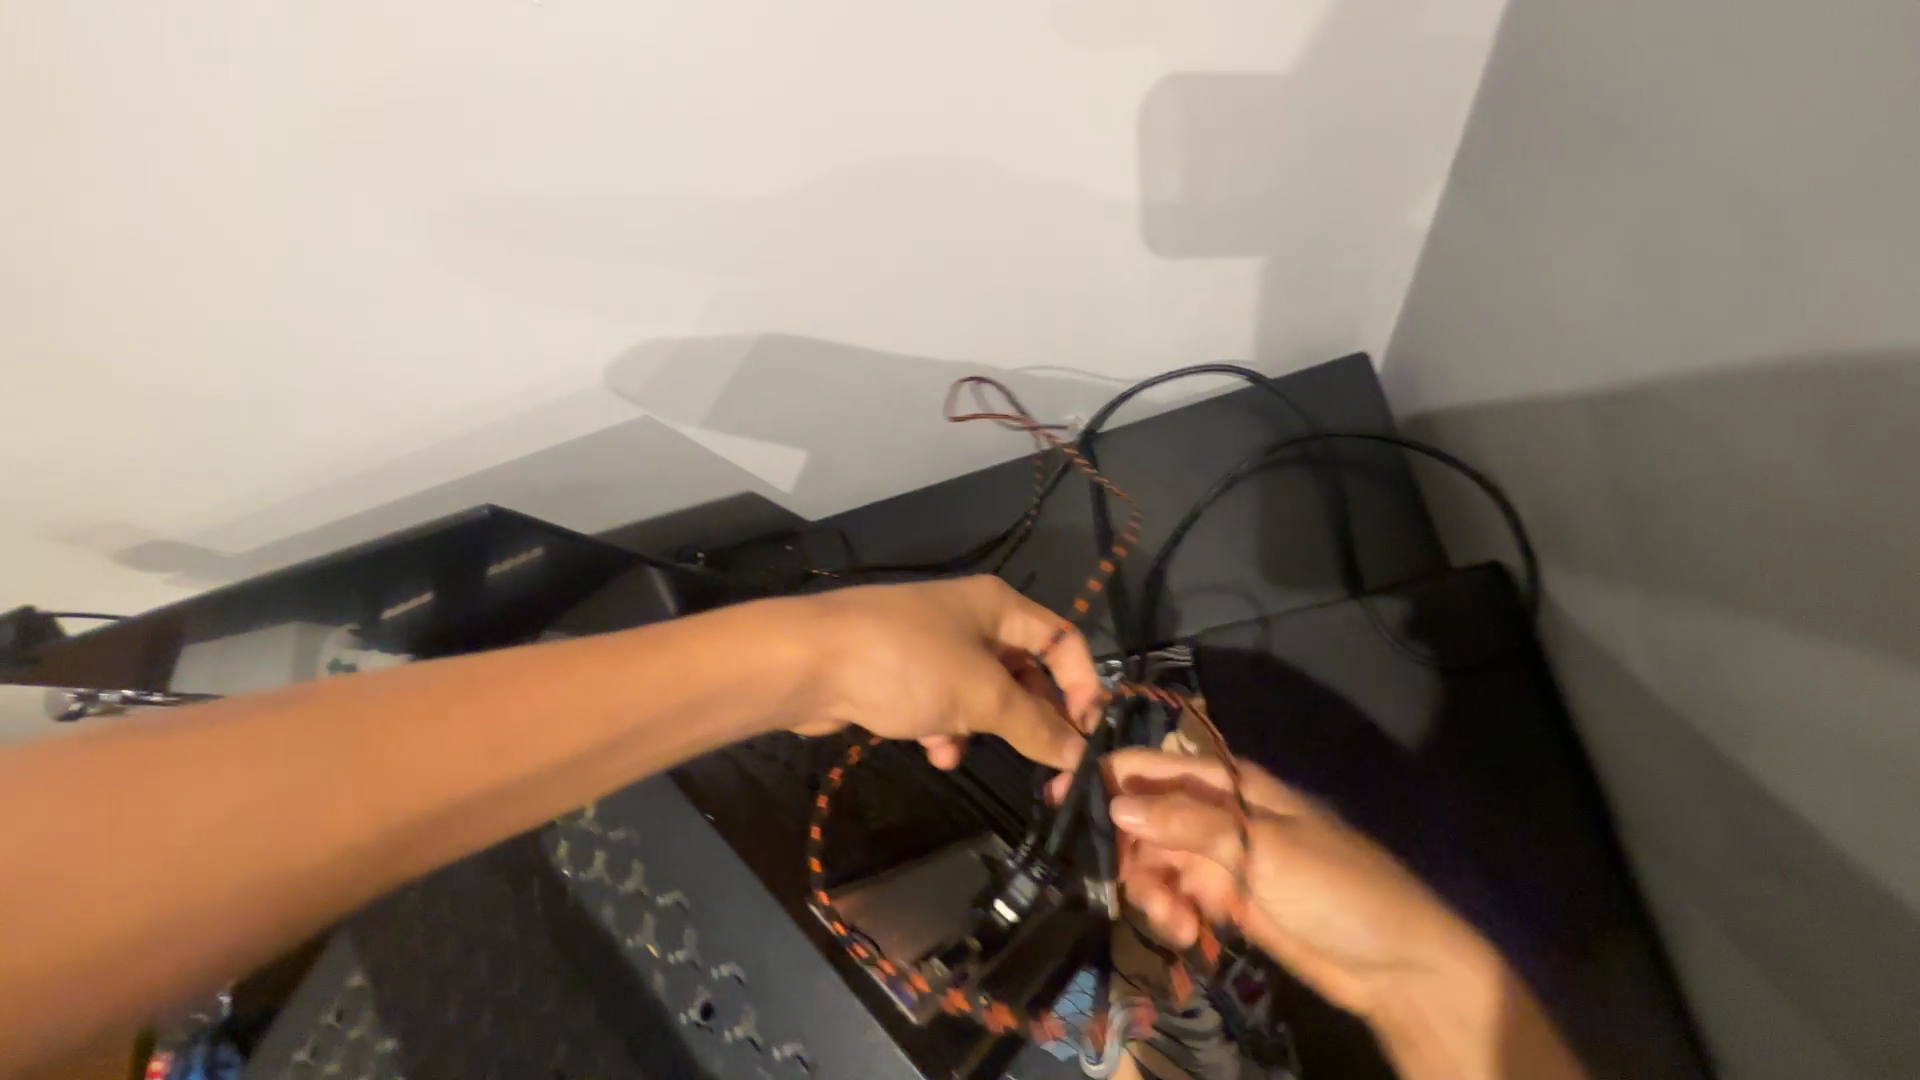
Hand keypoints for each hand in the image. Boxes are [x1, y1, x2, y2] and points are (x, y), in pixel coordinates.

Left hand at [788, 576, 1100, 768]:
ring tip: (961, 748)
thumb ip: (1034, 724)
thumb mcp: (981, 695)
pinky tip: (932, 748)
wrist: (807, 662)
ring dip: (980, 728)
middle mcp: (971, 620)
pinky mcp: (903, 672)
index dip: (1083, 686)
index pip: (1064, 641)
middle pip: (1024, 672)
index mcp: (999, 606)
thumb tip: (1078, 753)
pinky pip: (944, 704)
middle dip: (1031, 719)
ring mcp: (935, 646)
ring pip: (982, 695)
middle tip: (1047, 771)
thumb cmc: (907, 664)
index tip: (1086, 738)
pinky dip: (944, 728)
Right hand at [1106, 748, 1493, 1018]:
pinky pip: (1174, 896)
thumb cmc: (1337, 886)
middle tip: (1121, 882)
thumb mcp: (1262, 848)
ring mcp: (1216, 858)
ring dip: (1149, 888)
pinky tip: (1188, 933)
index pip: (1153, 765)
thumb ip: (1188, 825)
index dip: (1107, 777)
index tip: (1063, 799)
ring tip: (1175, 921)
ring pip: (1152, 860)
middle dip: (1126, 848)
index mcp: (1227, 782)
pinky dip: (1169, 913)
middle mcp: (1214, 813)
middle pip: (1143, 817)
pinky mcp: (1221, 899)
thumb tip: (1116, 805)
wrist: (1398, 966)